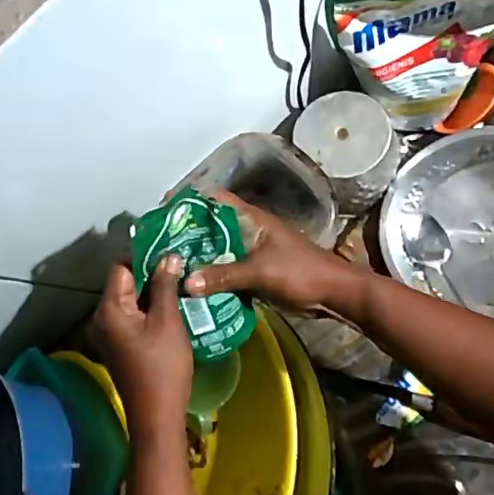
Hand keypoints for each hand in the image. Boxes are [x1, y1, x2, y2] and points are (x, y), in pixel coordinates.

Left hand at [94, 255, 191, 429]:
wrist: (156, 415)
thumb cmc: (163, 367)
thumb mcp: (167, 322)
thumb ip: (165, 285)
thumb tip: (169, 255)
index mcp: (108, 308)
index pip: (120, 268)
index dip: (143, 256)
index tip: (169, 249)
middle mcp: (100, 317)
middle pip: (123, 283)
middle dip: (149, 272)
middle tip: (179, 262)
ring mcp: (107, 332)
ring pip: (129, 300)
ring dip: (151, 290)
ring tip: (179, 279)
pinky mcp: (118, 343)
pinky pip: (130, 315)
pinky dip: (148, 308)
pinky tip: (171, 303)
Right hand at [182, 189, 362, 309]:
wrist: (336, 295)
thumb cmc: (302, 272)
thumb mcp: (260, 272)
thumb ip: (223, 276)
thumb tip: (185, 282)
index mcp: (249, 219)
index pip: (213, 199)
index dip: (189, 199)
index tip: (164, 208)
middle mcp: (245, 231)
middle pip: (208, 225)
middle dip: (184, 231)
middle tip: (158, 240)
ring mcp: (249, 251)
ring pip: (214, 248)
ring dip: (194, 254)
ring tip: (167, 262)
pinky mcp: (251, 271)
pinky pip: (222, 268)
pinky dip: (206, 273)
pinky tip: (188, 283)